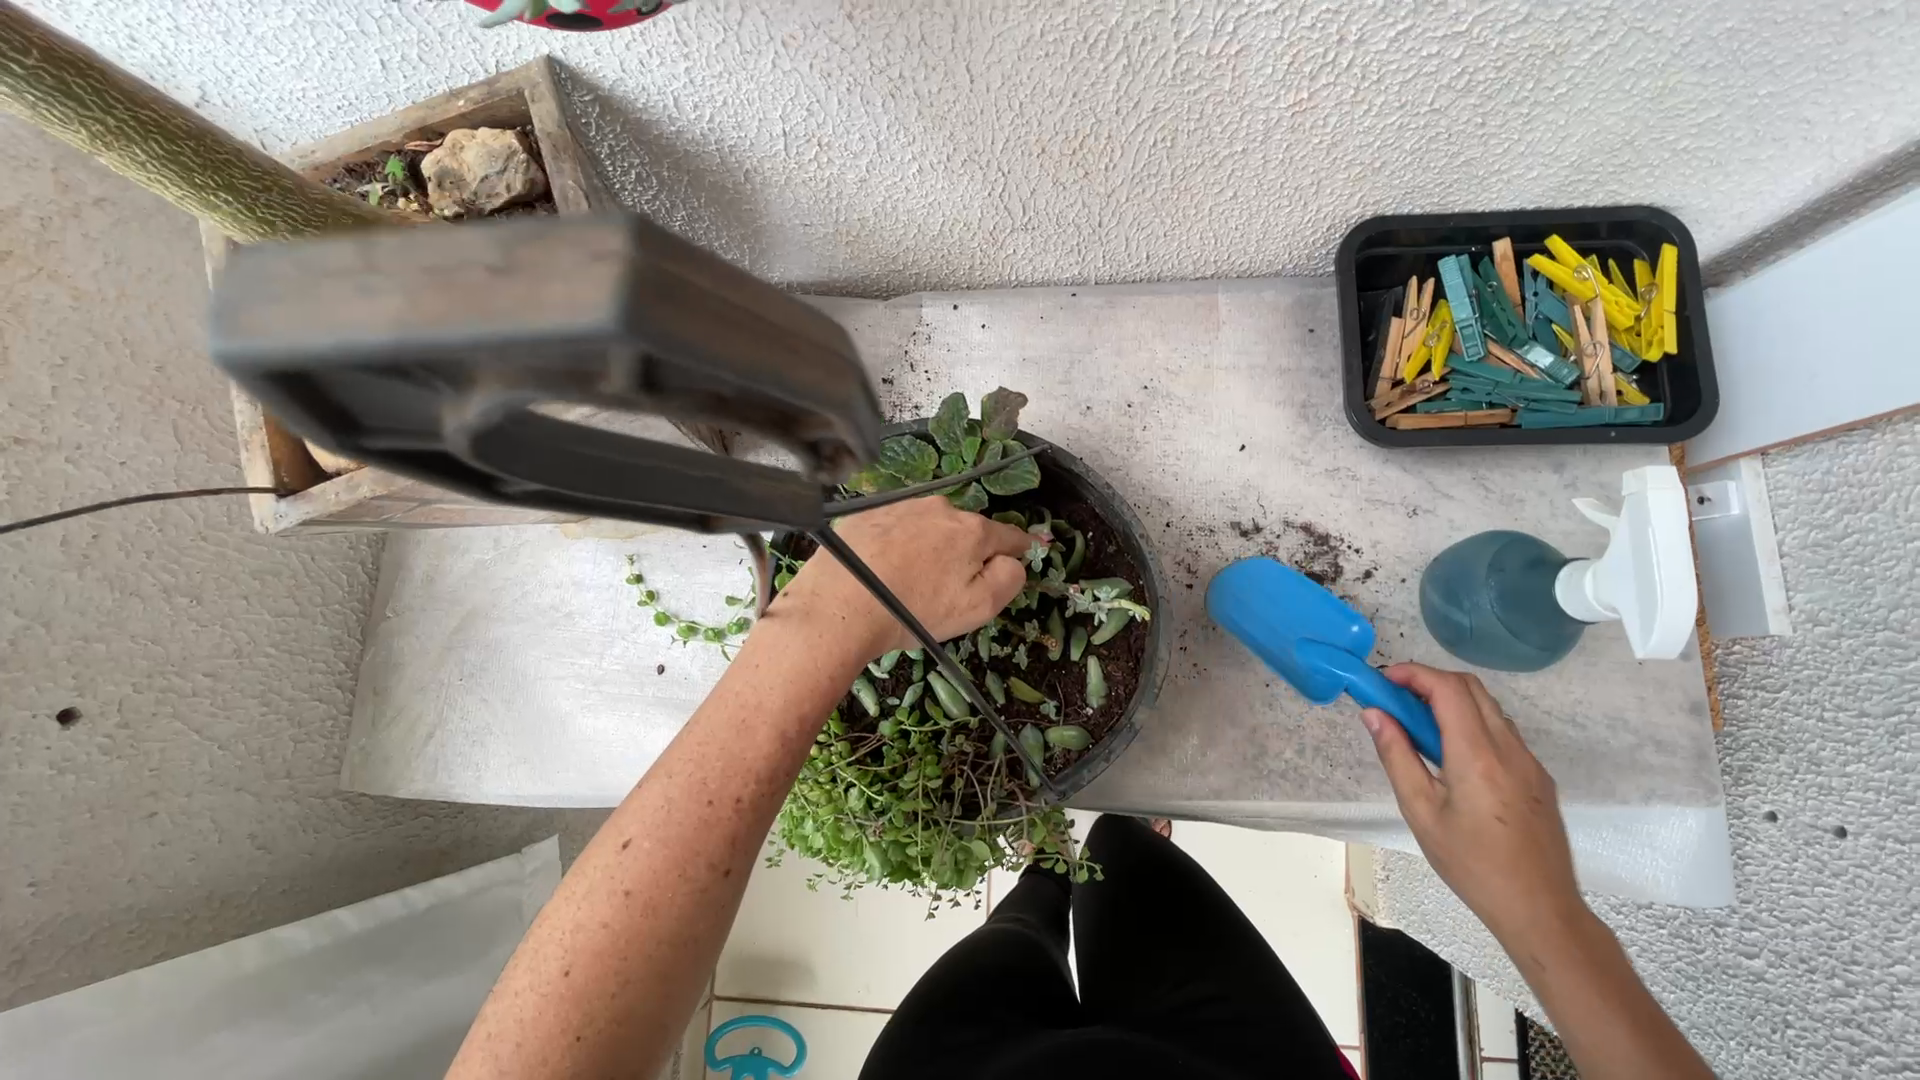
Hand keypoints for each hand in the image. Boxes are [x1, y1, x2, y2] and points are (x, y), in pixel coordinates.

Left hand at [768, 496, 1035, 663]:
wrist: (838, 605)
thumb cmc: (914, 610)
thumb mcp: (978, 607)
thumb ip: (1009, 578)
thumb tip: (1013, 559)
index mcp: (972, 530)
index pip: (1009, 535)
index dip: (1019, 549)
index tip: (1021, 557)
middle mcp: (939, 507)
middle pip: (967, 530)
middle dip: (966, 553)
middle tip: (948, 587)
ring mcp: (901, 506)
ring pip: (930, 526)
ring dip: (930, 546)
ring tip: (911, 580)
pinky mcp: (867, 513)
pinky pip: (896, 527)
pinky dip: (898, 543)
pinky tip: (884, 569)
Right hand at [1362, 663, 1586, 948]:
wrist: (1540, 909)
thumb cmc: (1471, 864)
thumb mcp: (1420, 812)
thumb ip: (1396, 756)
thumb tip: (1374, 714)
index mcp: (1477, 755)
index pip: (1448, 688)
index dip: (1413, 674)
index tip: (1382, 681)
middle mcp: (1509, 748)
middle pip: (1471, 688)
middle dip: (1429, 681)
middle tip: (1394, 700)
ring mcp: (1529, 762)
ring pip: (1488, 708)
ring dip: (1450, 701)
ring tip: (1416, 727)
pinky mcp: (1538, 777)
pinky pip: (1501, 732)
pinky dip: (1469, 723)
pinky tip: (1449, 755)